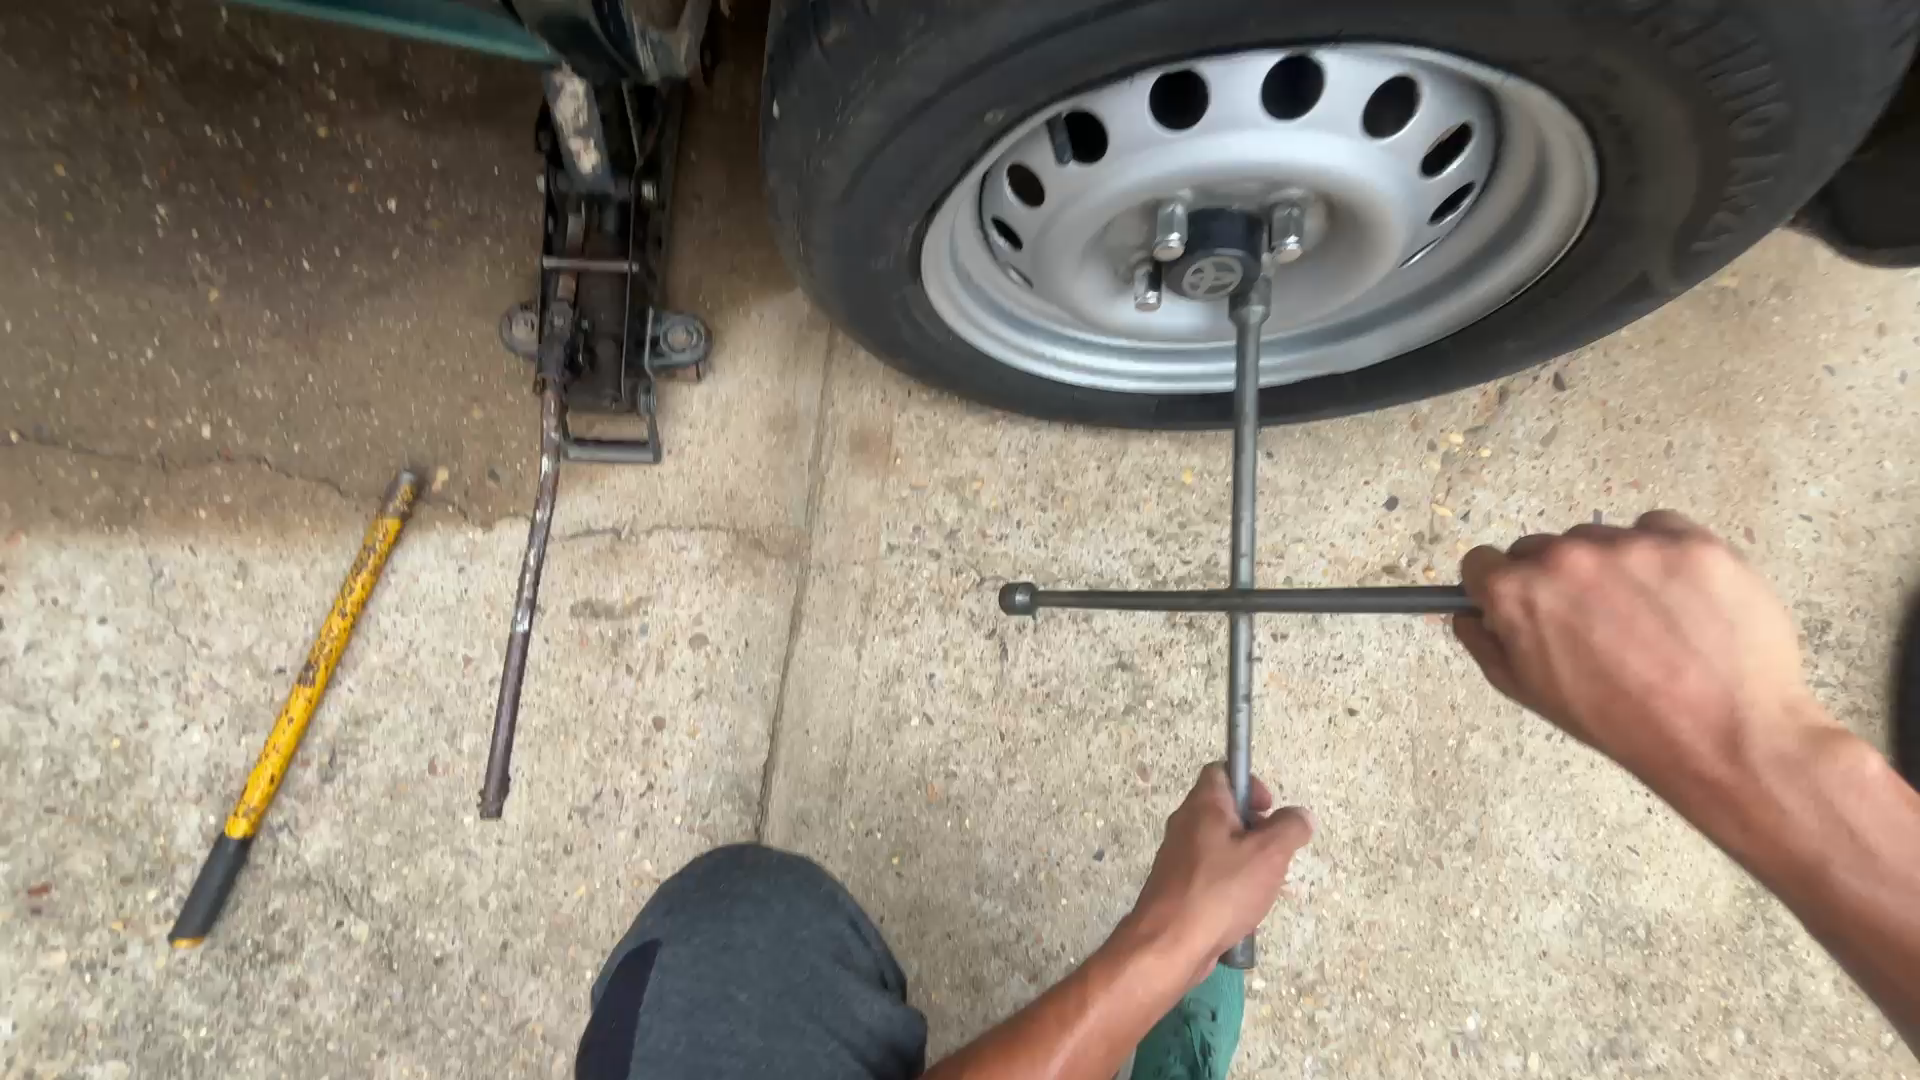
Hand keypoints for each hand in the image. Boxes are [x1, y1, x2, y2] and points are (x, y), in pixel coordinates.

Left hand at [1123, 764, 1312, 986]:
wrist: (1171, 940)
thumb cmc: (1221, 889)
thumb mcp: (1268, 855)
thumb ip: (1288, 829)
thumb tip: (1300, 814)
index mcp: (1203, 804)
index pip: (1221, 771)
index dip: (1249, 783)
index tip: (1269, 810)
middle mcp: (1186, 821)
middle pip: (1225, 809)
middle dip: (1256, 827)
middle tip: (1274, 853)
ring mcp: (1179, 853)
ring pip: (1221, 843)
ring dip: (1248, 859)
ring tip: (1264, 885)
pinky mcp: (1179, 882)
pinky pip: (1212, 870)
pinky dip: (1231, 881)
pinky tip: (1245, 908)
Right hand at [1453, 510, 1835, 798]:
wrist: (1722, 733)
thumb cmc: (1614, 717)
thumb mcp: (1522, 688)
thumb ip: (1481, 641)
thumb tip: (1470, 613)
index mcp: (1514, 590)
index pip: (1481, 562)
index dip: (1496, 586)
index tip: (1519, 604)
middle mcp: (1562, 557)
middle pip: (1538, 548)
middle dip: (1552, 577)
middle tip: (1586, 618)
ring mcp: (1629, 546)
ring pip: (1597, 538)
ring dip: (1606, 564)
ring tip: (1640, 612)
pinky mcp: (1691, 543)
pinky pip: (1658, 527)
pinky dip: (1658, 552)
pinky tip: (1673, 594)